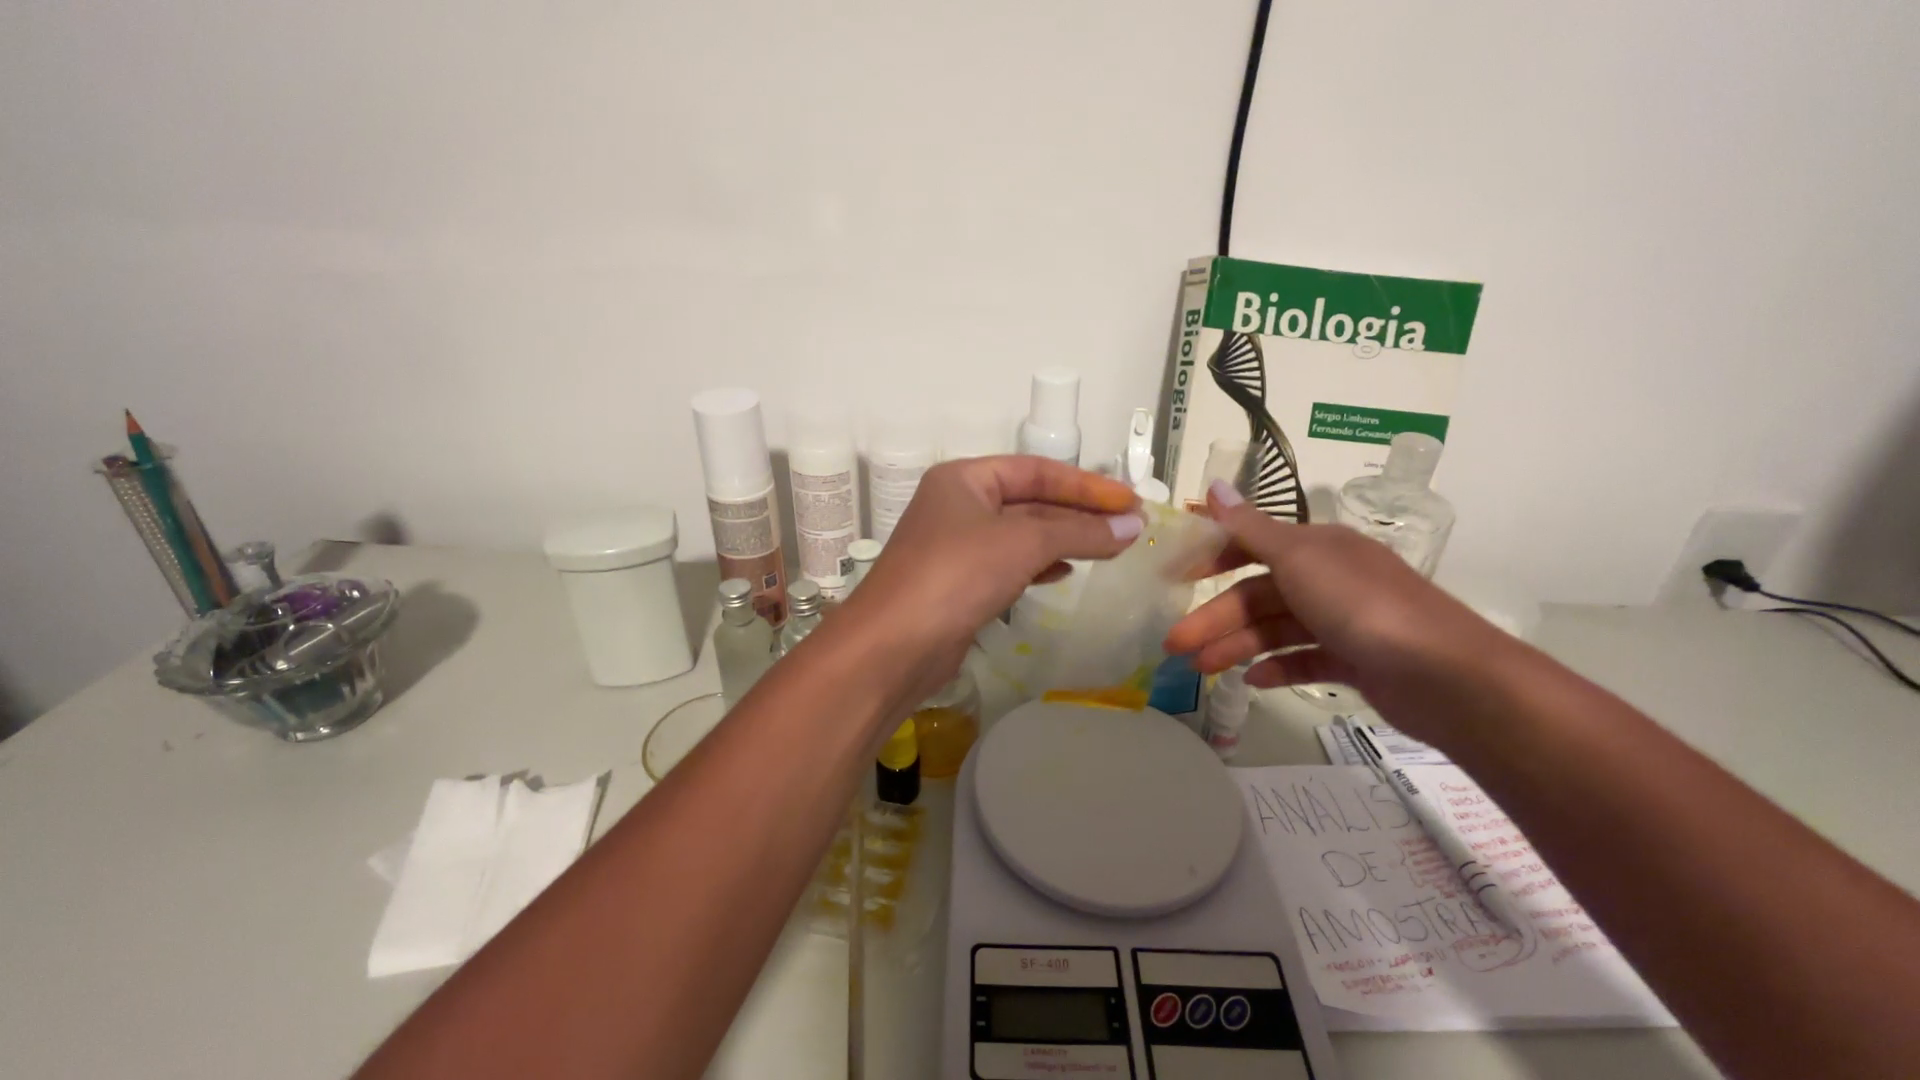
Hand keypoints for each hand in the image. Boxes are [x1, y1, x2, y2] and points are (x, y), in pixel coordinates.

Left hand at [835, 456, 1141, 699]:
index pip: (1036, 470)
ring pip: (1021, 535)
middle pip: (1030, 501)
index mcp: (964, 479)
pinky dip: (1040, 566)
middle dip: (1079, 513)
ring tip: (1110, 549)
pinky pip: (1010, 565)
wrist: (892, 647)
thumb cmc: (955, 576)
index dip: (1086, 485)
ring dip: (1064, 540)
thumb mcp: (1022, 543)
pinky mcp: (959, 586)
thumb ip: (1079, 531)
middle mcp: (957, 505)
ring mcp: (956, 547)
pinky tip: (1065, 574)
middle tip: (1130, 527)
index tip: (1131, 502)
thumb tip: (1133, 526)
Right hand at [1165, 480, 1511, 718]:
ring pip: (1276, 629)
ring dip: (1236, 646)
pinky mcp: (1355, 661)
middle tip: (1174, 645)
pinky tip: (1251, 681)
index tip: (1177, 578)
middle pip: (1259, 594)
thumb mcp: (1298, 557)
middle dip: (1214, 617)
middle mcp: (1329, 579)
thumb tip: (1213, 486)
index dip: (1214, 558)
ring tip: (1202, 670)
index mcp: (1317, 547)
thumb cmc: (1361, 604)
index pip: (1254, 545)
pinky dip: (1276, 668)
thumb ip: (1250, 528)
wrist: (1440, 672)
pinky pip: (1304, 660)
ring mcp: (1343, 621)